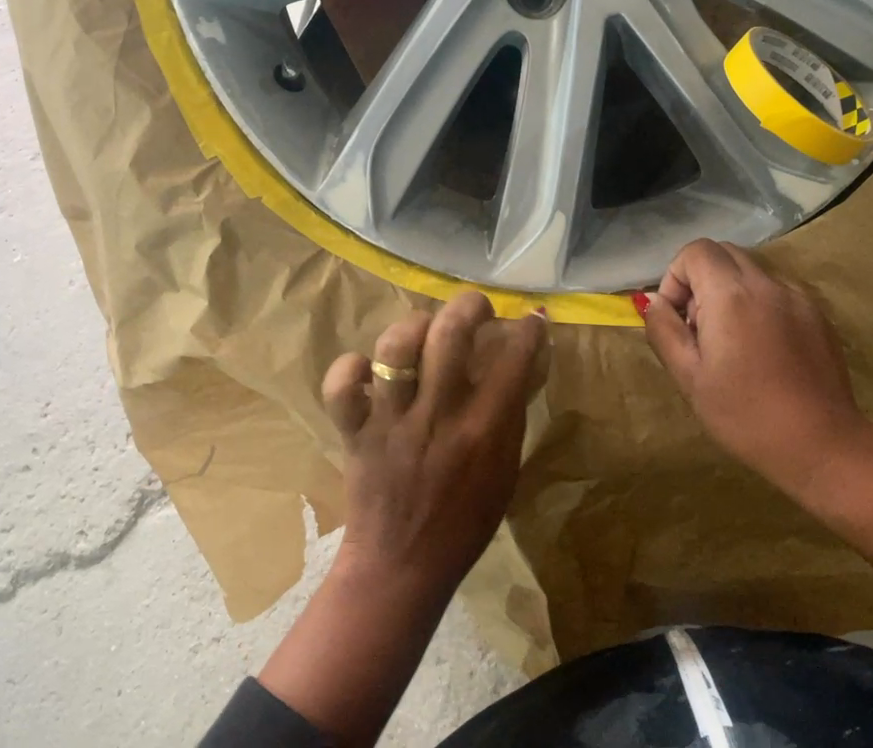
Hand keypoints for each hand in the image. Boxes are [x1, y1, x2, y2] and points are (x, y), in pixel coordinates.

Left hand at [321, 293, 547, 592]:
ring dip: (414, 326)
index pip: (513, 358)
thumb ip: (511, 416)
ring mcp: (392, 421)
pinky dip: (351, 368)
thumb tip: (522, 367)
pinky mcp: (355, 431)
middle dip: (469, 306)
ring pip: (395, 348)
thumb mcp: (505, 471)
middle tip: (477, 310)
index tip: (532, 319)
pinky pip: (341, 385)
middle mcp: (437, 415)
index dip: (528, 329)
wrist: (403, 566)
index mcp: (483, 430)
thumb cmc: (464, 523)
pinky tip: (368, 370)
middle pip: (450, 334)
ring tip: (425, 329)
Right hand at [638, 239, 871, 500]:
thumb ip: (664, 330)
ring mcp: (799, 297)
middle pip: (724, 254)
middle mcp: (768, 284)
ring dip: (730, 293)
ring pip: (752, 272)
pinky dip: (759, 306)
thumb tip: (655, 302)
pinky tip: (763, 353)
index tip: (678, 319)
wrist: (821, 445)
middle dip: (702, 281)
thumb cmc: (745, 415)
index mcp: (732, 294)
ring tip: (732, 344)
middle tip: (700, 330)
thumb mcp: (689, 377)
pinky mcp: (818, 315)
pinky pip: (777, 293)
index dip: (676, 278)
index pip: (696, 251)